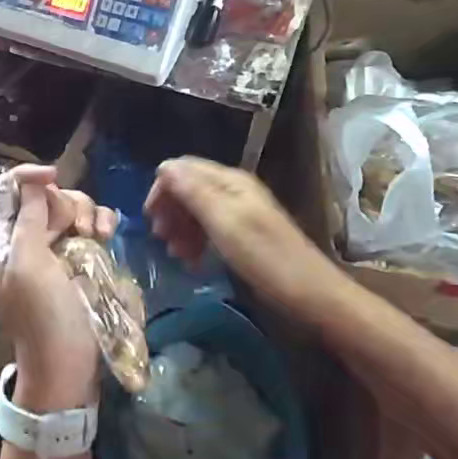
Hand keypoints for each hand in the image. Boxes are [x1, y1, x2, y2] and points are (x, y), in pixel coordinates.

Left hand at [0, 166, 118, 410]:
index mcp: (8, 242)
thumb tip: (33, 182)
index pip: (11, 193)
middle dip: (69, 202)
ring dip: (90, 213)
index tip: (54, 176)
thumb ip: (26, 221)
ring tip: (100, 235)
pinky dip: (103, 225)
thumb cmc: (45, 317)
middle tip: (80, 228)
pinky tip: (108, 235)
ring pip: (76, 211)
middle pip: (50, 198)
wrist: (69, 367)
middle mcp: (33, 243)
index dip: (29, 177)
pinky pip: (95, 229)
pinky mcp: (87, 262)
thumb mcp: (28, 267)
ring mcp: (62, 252)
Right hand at [144, 157, 343, 322]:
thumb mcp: (224, 222)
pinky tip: (192, 261)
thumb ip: (194, 192)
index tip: (150, 218)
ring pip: (197, 210)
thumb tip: (164, 167)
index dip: (162, 189)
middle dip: (170, 210)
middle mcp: (234, 191)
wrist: (308, 292)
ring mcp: (240, 213)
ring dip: (181, 228)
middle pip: (189, 188)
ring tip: (174, 254)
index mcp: (230, 181)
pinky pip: (210, 229)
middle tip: (160, 239)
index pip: (184, 169)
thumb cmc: (264, 256)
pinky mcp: (243, 235)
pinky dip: (196, 241)